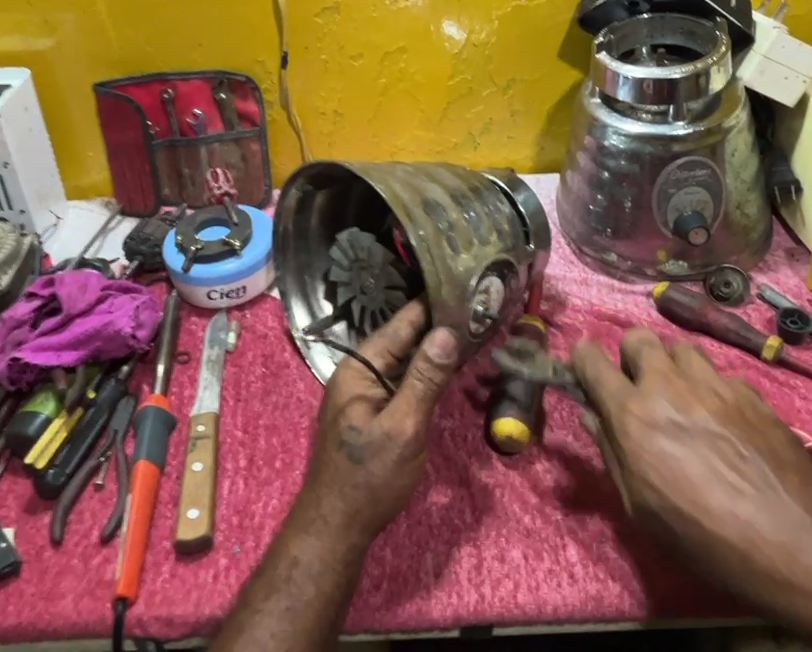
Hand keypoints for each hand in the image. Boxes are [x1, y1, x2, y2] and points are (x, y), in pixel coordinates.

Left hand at [293, 299, 460, 546]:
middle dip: (435, 325)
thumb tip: (446, 333)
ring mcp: (365, 396)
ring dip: (433, 349)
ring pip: (404, 363)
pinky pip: (402, 383)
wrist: (337, 528)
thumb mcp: (402, 427)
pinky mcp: (375, 415)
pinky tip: (448, 368)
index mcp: (358, 370)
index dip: (429, 306)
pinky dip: (426, 373)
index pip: (398, 326)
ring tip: (469, 327)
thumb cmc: (368, 478)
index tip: (459, 284)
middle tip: (474, 305)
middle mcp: (358, 376)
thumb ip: (424, 379)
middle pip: (401, 341)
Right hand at [572, 328, 811, 599]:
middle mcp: (667, 385)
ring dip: (674, 366)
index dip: (583, 360)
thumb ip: (611, 450)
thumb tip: (593, 416)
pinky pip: (720, 374)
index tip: (586, 369)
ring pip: (680, 348)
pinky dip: (713, 388)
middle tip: (641, 386)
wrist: (787, 534)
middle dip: (632, 355)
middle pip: (638, 338)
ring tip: (684, 396)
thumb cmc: (699, 532)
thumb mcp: (637, 504)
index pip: (591, 360)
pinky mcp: (748, 390)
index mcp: (631, 413)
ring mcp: (711, 383)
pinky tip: (724, 418)